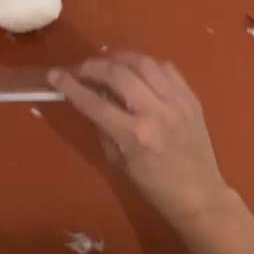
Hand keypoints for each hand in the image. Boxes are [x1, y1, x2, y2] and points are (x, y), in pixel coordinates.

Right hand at [50, 54, 239, 231]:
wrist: (199, 194)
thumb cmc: (153, 185)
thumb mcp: (118, 161)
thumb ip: (103, 125)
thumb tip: (90, 96)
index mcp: (135, 135)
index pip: (95, 102)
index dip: (70, 85)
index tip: (54, 74)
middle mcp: (156, 113)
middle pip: (118, 73)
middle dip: (93, 66)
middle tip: (81, 70)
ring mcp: (177, 102)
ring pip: (143, 62)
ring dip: (119, 58)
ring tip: (107, 64)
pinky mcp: (191, 98)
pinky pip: (165, 67)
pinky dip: (145, 64)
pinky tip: (136, 70)